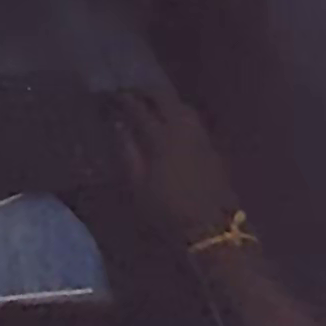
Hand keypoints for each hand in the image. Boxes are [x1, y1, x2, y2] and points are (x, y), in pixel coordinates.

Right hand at [119, 87, 242, 243]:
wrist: (215, 233)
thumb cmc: (169, 210)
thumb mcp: (138, 183)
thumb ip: (127, 150)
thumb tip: (118, 125)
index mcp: (162, 138)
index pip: (139, 108)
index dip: (123, 99)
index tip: (111, 94)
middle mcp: (183, 131)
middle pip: (165, 99)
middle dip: (146, 92)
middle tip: (130, 93)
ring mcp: (201, 139)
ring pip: (182, 106)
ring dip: (165, 100)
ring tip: (150, 103)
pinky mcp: (212, 149)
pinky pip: (193, 120)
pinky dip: (178, 113)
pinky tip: (170, 121)